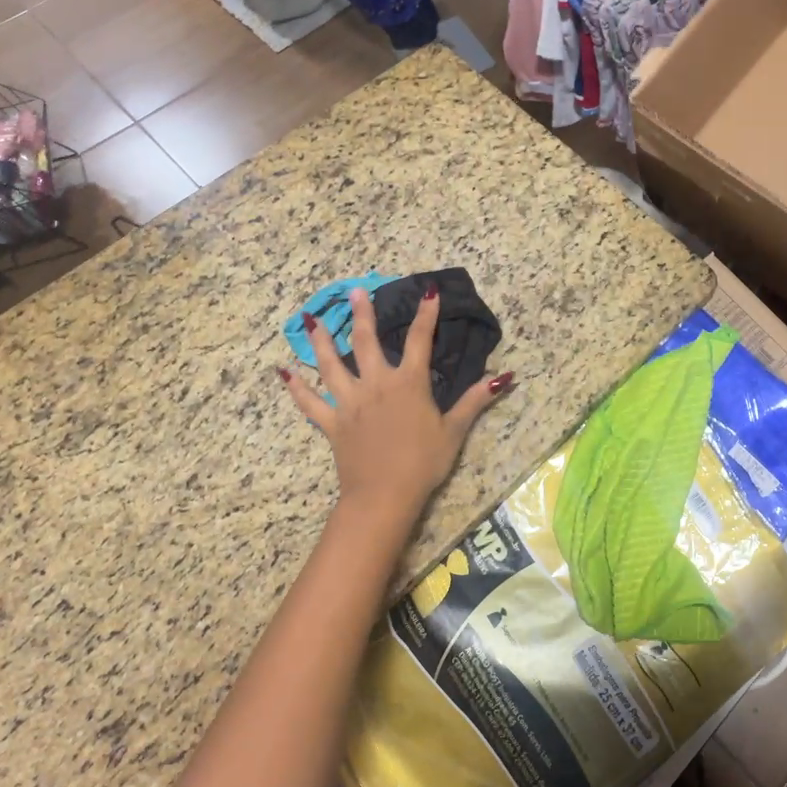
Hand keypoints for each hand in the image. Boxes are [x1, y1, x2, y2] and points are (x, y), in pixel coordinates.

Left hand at [280, 286, 510, 518]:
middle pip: (365, 342)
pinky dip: (296, 388)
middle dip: (362, 314)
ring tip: (312, 320)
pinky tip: (284, 372)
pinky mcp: (331, 423)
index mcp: (408, 383)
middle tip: (355, 292)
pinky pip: (310, 402)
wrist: (384, 495)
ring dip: (321, 340)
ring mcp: (349, 402)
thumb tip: (502, 377)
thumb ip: (474, 401)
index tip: (429, 292)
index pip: (419, 340)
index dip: (426, 315)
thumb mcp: (454, 431)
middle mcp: (376, 384)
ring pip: (331, 364)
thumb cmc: (424, 462)